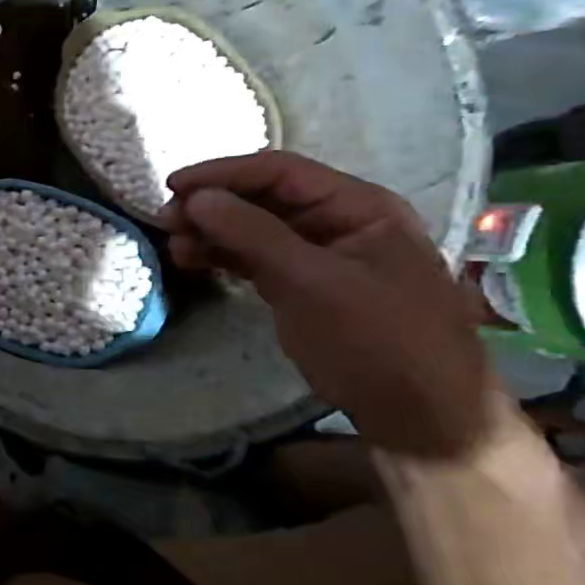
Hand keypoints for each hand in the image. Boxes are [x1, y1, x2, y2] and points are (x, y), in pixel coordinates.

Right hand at [162, 151, 496, 456]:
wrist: (419, 413)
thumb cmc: (376, 339)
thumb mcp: (312, 282)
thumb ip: (253, 234)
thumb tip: (197, 198)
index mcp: (358, 207)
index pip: (280, 171)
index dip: (223, 173)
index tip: (172, 185)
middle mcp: (337, 222)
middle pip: (263, 198)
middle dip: (212, 205)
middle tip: (165, 221)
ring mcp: (318, 256)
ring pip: (253, 229)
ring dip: (212, 232)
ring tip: (174, 246)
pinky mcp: (301, 286)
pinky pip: (254, 258)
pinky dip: (222, 257)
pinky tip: (194, 261)